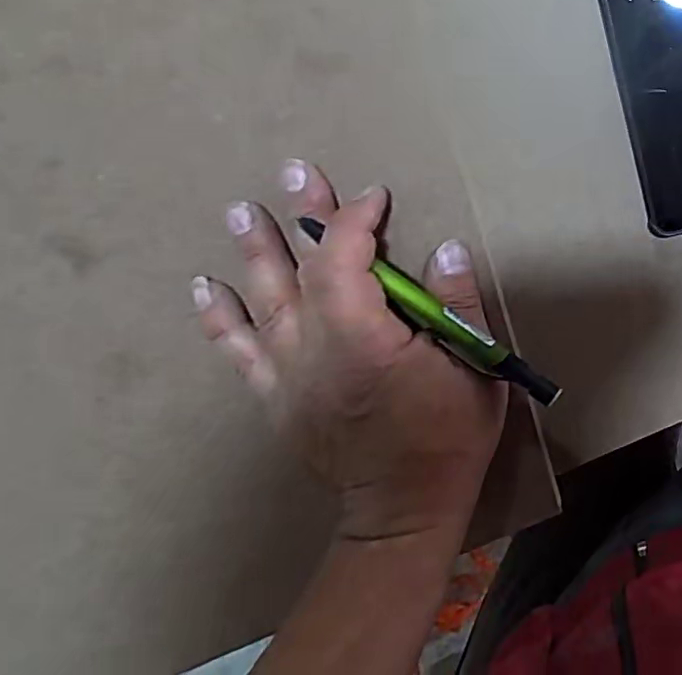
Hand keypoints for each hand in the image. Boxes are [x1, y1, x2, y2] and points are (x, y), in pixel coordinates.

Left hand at [192, 159, 506, 541]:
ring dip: (255, 253)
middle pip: (301, 273)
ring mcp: (287, 379)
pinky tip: (206, 287)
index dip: (356, 223)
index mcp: (364, 346)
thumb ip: (457, 303)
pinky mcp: (276, 399)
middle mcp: (314, 356)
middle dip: (302, 219)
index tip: (377, 196)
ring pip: (265, 304)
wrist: (404, 508)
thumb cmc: (451, 434)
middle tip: (295, 172)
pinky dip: (221, 318)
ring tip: (241, 211)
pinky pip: (240, 351)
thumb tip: (445, 246)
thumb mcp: (476, 365)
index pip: (345, 266)